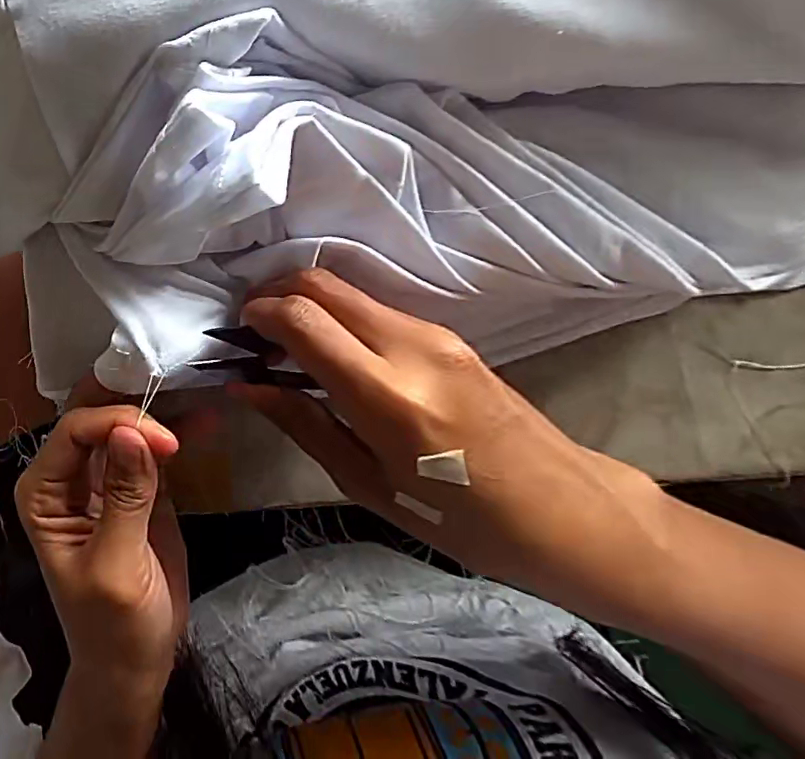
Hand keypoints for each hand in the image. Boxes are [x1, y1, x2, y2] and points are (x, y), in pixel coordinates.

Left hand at [14, 404, 188, 697]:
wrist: (136, 660)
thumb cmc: (113, 625)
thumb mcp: (116, 566)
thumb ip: (124, 497)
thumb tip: (131, 431)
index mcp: (44, 492)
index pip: (74, 431)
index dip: (117, 423)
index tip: (164, 441)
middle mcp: (69, 475)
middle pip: (94, 415)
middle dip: (130, 398)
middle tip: (173, 386)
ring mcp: (103, 476)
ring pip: (123, 423)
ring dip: (157, 408)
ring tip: (193, 393)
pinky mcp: (136, 483)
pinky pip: (151, 446)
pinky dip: (175, 430)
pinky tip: (203, 420)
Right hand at [231, 269, 677, 625]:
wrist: (568, 511)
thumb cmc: (465, 523)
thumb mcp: (370, 486)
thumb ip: (304, 424)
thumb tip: (246, 386)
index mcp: (389, 396)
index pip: (304, 319)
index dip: (259, 314)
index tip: (236, 332)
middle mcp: (411, 345)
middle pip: (322, 282)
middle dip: (274, 292)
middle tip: (249, 330)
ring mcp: (433, 332)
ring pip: (347, 288)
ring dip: (305, 301)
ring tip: (282, 345)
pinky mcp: (446, 332)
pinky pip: (373, 306)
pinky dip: (336, 314)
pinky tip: (327, 351)